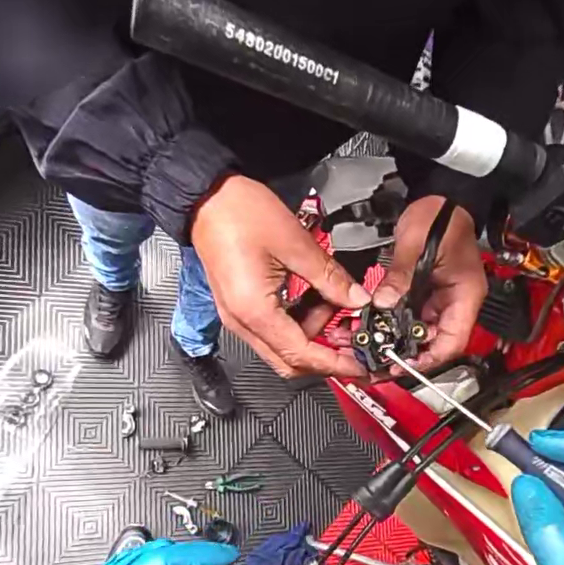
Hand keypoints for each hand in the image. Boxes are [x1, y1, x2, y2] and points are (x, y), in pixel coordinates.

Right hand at [190, 174, 370, 377]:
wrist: (206, 198)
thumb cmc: (236, 213)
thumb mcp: (295, 243)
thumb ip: (329, 277)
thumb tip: (355, 298)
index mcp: (255, 312)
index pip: (301, 354)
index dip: (334, 363)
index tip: (358, 365)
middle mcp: (243, 323)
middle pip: (290, 362)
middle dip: (325, 355)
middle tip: (352, 339)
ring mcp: (239, 318)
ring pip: (283, 347)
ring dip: (313, 333)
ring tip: (332, 301)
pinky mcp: (241, 308)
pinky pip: (274, 330)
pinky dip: (298, 323)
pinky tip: (313, 299)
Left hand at [372, 195, 486, 371]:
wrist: (442, 197)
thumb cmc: (443, 215)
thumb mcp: (417, 244)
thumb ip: (400, 277)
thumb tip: (383, 302)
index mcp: (466, 295)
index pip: (452, 343)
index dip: (428, 359)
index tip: (402, 365)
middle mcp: (453, 303)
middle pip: (430, 343)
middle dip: (402, 354)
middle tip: (375, 361)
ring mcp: (438, 300)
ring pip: (413, 333)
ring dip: (391, 341)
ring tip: (364, 347)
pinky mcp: (422, 295)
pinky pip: (405, 318)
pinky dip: (387, 325)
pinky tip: (367, 328)